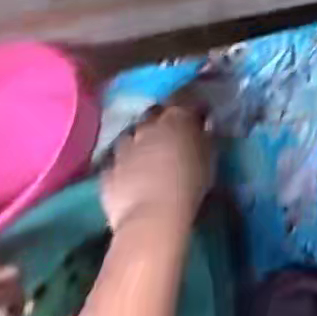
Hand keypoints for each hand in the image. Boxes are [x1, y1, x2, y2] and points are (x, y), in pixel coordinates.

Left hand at [102, 104, 213, 232]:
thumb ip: (205, 135)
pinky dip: (121, 165)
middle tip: (169, 132)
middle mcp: (148, 126)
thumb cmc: (190, 183)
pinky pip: (114, 162)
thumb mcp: (209, 155)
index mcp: (177, 117)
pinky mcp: (107, 172)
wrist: (152, 217)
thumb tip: (203, 125)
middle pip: (153, 112)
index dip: (188, 105)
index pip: (183, 98)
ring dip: (137, 140)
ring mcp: (124, 148)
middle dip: (160, 118)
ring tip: (145, 153)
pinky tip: (128, 175)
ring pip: (129, 135)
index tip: (196, 114)